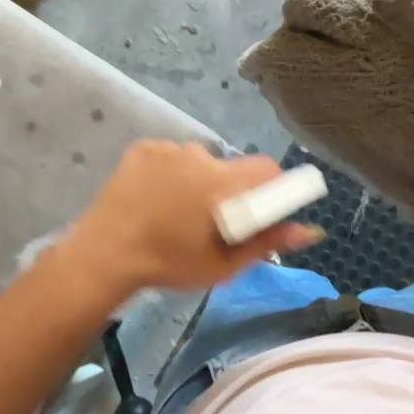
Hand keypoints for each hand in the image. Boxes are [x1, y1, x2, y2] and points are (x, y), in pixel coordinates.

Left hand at [55, 140, 322, 293]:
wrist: (104, 255)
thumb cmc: (168, 264)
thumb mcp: (223, 264)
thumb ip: (268, 243)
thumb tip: (309, 230)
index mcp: (222, 182)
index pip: (267, 168)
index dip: (270, 187)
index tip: (258, 210)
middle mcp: (199, 155)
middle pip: (230, 167)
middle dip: (227, 189)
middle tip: (208, 221)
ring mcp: (168, 149)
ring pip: (198, 161)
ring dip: (196, 180)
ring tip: (175, 212)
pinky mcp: (143, 148)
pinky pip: (170, 157)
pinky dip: (169, 173)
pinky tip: (154, 198)